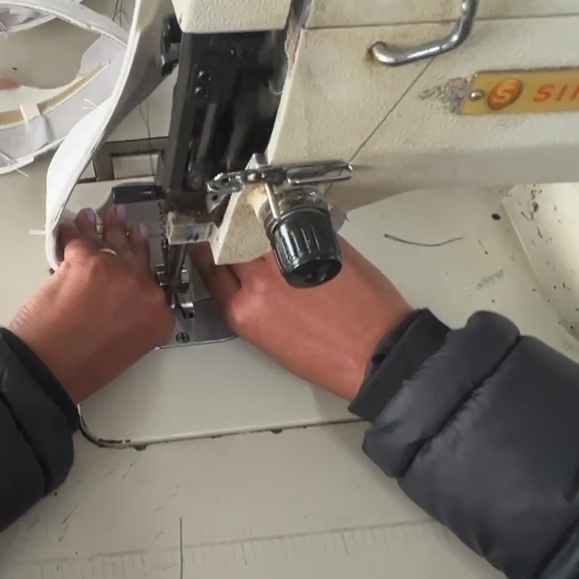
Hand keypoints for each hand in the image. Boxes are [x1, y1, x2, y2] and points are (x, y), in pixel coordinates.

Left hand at [9, 206, 174, 402]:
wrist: (50, 367)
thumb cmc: (82, 367)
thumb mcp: (125, 350)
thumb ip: (132, 321)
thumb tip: (118, 305)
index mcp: (158, 315)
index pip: (156, 286)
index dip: (143, 269)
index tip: (140, 258)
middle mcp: (142, 288)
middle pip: (136, 257)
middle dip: (130, 239)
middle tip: (129, 228)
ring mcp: (115, 270)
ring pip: (111, 240)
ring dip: (106, 225)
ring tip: (102, 216)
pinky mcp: (84, 259)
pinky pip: (79, 236)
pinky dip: (72, 230)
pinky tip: (72, 224)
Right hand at [193, 241, 413, 400]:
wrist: (375, 353)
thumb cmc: (328, 355)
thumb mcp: (270, 341)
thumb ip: (251, 306)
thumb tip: (246, 281)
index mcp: (244, 310)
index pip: (210, 270)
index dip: (204, 251)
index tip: (203, 243)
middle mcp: (260, 283)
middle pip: (228, 243)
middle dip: (226, 233)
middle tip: (230, 228)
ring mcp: (289, 260)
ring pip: (256, 227)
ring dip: (252, 223)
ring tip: (258, 225)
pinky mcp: (318, 244)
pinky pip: (289, 225)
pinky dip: (283, 223)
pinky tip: (286, 227)